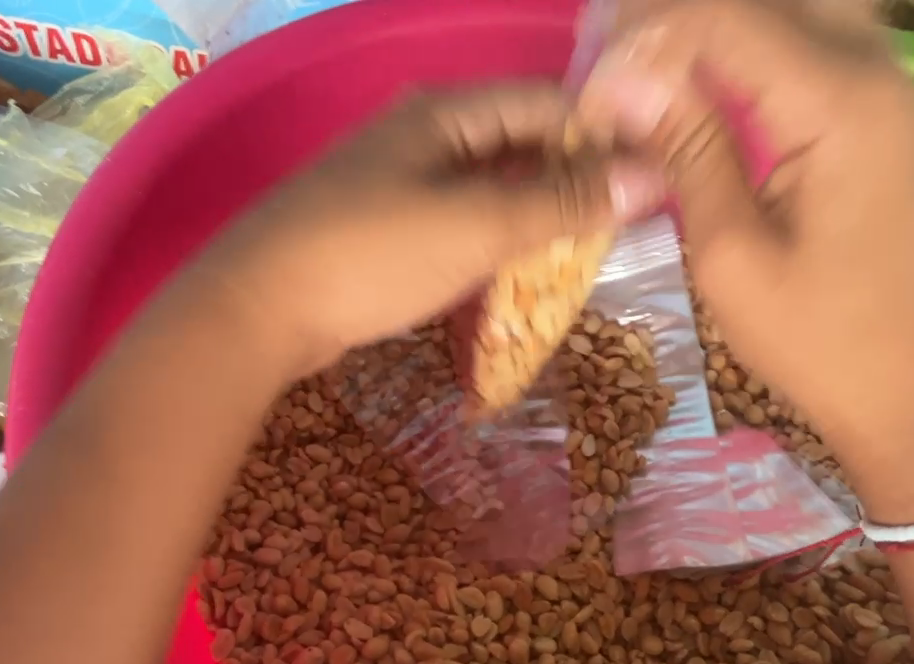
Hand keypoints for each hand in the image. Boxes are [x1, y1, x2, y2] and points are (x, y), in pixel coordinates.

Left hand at [156, 84, 662, 384]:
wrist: (261, 309)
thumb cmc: (371, 256)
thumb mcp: (475, 226)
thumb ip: (559, 203)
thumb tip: (649, 176)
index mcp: (444, 113)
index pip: (547, 104)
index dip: (604, 135)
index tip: (652, 177)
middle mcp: (419, 134)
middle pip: (516, 143)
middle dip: (570, 179)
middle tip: (621, 224)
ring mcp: (394, 182)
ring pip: (484, 186)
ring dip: (531, 214)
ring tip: (580, 252)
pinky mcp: (379, 229)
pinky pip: (453, 222)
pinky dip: (490, 241)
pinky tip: (510, 271)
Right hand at [574, 0, 913, 520]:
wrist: (905, 387)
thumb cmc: (813, 340)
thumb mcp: (730, 255)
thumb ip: (686, 153)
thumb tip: (623, 77)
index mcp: (837, 101)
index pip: (725, 16)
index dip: (645, 38)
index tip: (589, 88)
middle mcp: (875, 65)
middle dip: (679, 15)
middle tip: (612, 60)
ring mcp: (887, 83)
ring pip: (796, 4)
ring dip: (718, 24)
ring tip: (648, 64)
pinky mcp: (881, 111)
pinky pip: (815, 38)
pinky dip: (754, 42)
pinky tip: (705, 76)